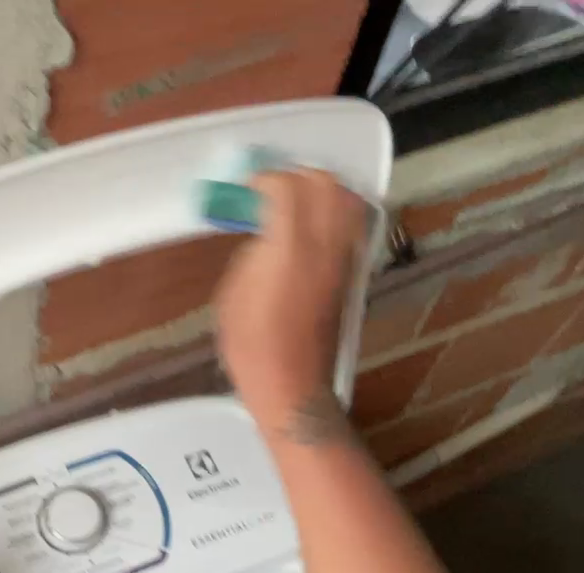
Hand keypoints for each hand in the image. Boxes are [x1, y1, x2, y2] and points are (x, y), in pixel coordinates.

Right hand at [215, 169, 369, 442]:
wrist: (292, 385)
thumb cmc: (252, 349)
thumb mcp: (232, 298)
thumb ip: (251, 255)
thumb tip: (265, 237)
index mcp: (290, 250)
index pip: (287, 188)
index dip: (265, 179)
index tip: (248, 187)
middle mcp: (325, 245)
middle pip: (325, 183)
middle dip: (298, 176)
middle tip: (273, 187)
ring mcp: (344, 258)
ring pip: (347, 199)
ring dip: (322, 190)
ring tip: (296, 200)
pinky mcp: (350, 273)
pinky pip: (351, 224)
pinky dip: (334, 212)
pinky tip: (313, 224)